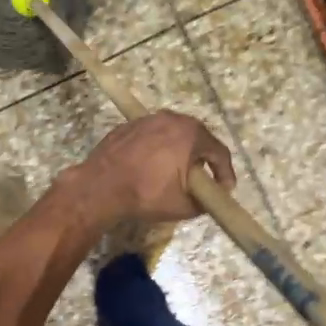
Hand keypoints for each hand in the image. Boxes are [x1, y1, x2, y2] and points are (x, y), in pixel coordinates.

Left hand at [66, 111, 236, 225]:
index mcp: (190, 134)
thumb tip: (208, 199)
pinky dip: (157, 148)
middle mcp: (171, 119)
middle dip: (203, 158)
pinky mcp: (128, 125)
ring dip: (179, 150)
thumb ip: (204, 201)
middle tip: (204, 178)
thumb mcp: (185, 205)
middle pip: (197, 137)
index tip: (225, 189)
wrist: (101, 187)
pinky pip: (151, 135)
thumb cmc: (147, 194)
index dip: (225, 173)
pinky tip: (152, 165)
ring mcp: (147, 119)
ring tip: (178, 171)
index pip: (218, 152)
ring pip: (172, 134)